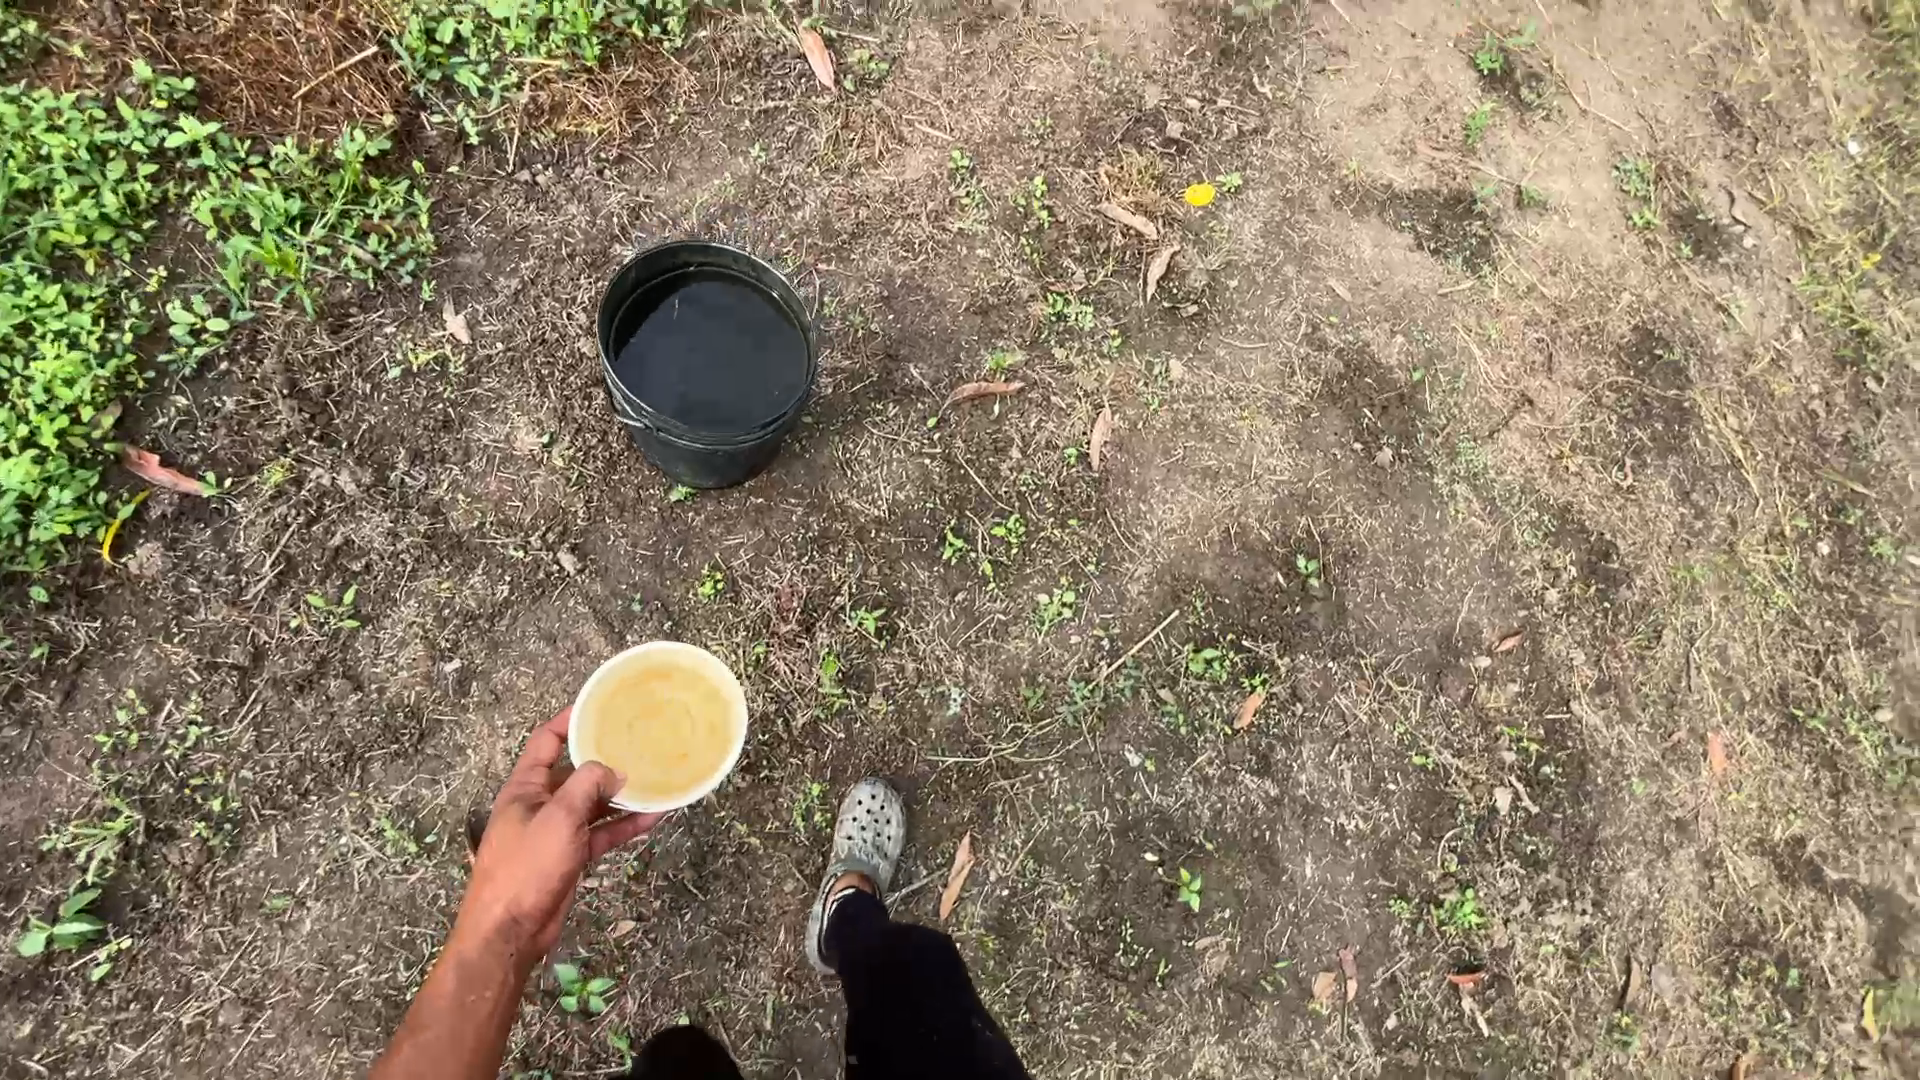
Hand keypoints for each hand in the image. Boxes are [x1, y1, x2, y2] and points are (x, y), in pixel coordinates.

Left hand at [456, 708, 664, 956]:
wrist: (508, 934)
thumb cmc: (525, 868)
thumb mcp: (558, 817)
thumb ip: (588, 785)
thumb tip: (616, 771)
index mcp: (525, 788)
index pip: (546, 741)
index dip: (569, 719)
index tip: (601, 705)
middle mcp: (540, 804)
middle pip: (576, 771)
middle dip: (607, 758)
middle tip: (642, 742)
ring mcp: (556, 831)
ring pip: (594, 802)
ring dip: (623, 794)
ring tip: (658, 779)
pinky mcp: (570, 855)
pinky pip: (602, 832)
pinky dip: (625, 825)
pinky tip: (654, 817)